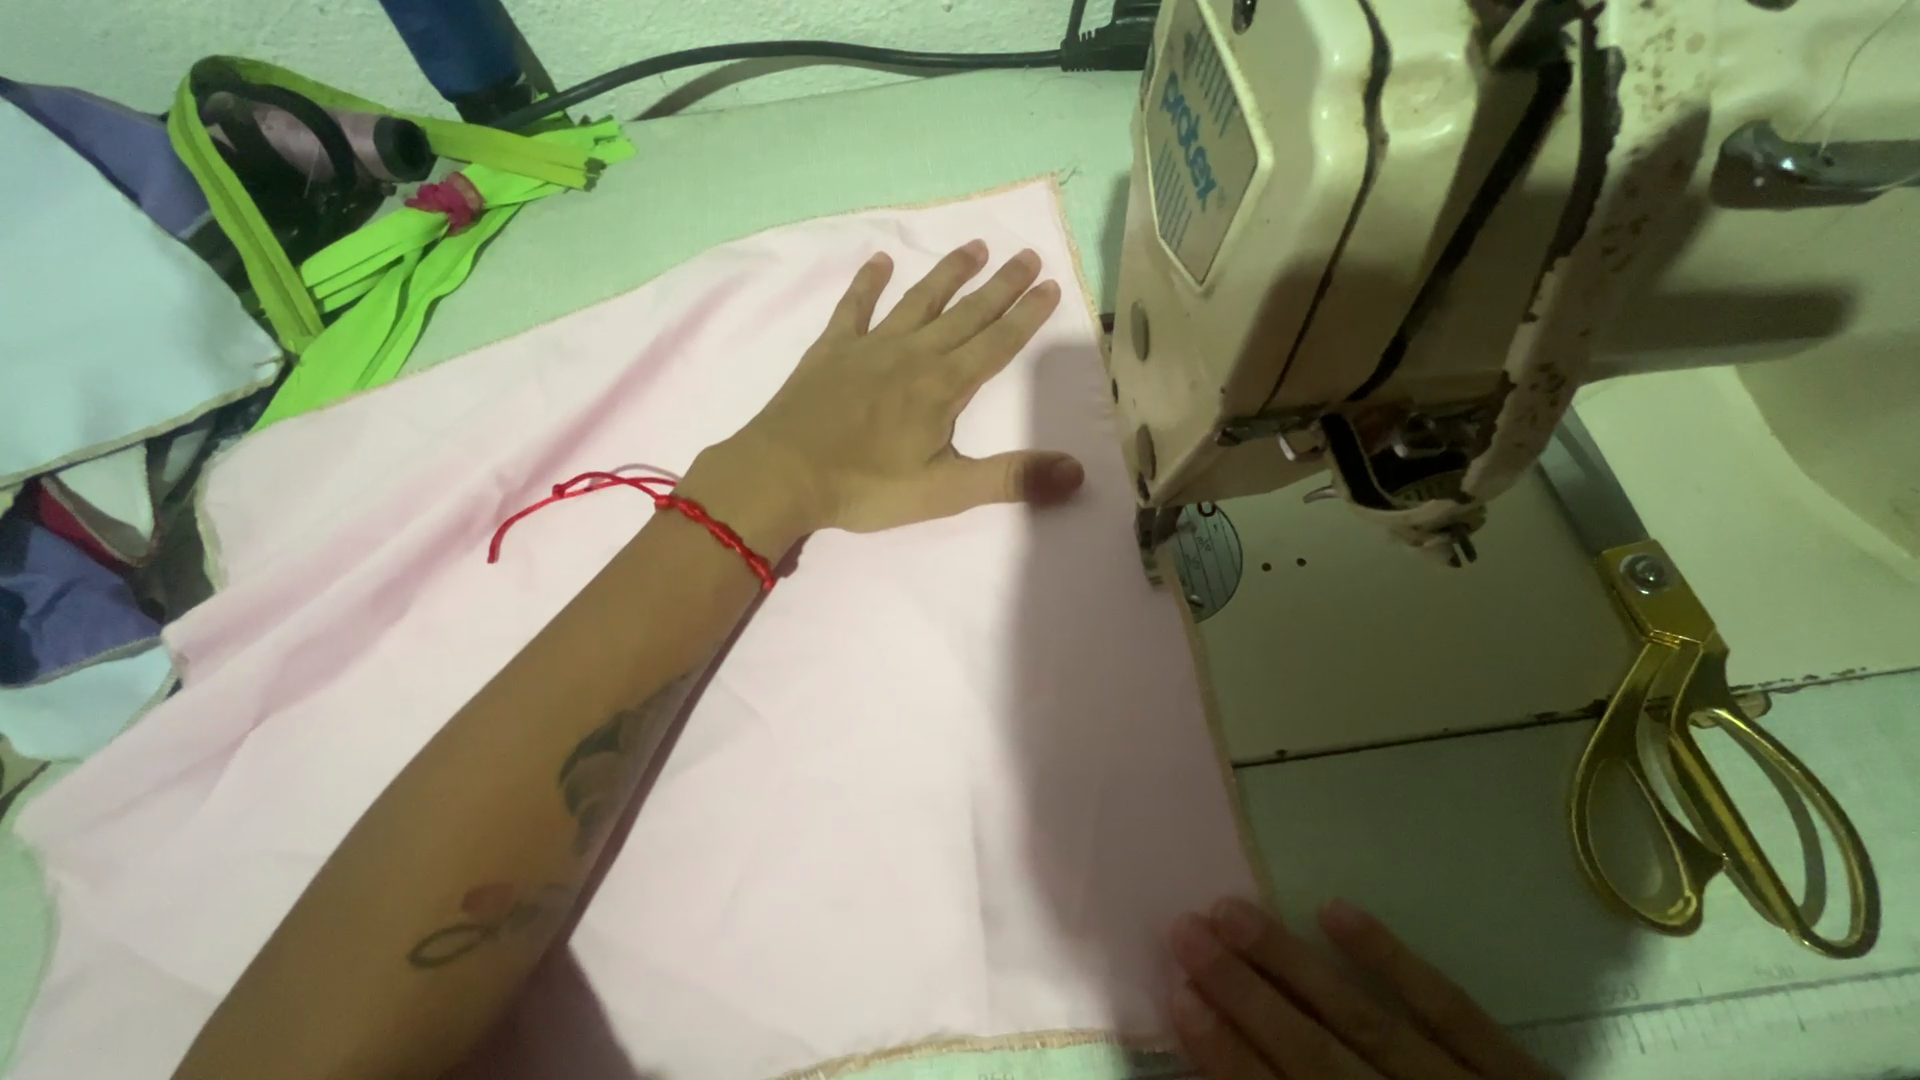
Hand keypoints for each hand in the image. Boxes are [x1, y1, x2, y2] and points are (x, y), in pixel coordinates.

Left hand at [693, 241, 1084, 540]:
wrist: (782, 473)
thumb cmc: (866, 486)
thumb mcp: (946, 492)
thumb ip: (1011, 479)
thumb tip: (1078, 472)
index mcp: (943, 386)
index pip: (996, 344)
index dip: (1026, 315)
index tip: (1050, 284)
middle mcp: (913, 354)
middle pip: (966, 313)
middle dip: (1001, 285)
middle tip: (1028, 255)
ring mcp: (870, 347)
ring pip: (919, 300)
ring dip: (949, 274)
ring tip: (976, 247)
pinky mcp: (832, 349)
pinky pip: (855, 307)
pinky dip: (868, 283)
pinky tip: (880, 261)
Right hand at [1169, 899, 1556, 1079]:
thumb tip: (1236, 1077)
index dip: (1226, 1055)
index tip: (1178, 996)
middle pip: (1314, 1057)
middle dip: (1243, 993)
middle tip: (1186, 931)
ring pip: (1367, 1023)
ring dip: (1294, 965)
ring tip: (1234, 911)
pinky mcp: (1523, 1078)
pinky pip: (1454, 1012)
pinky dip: (1393, 962)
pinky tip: (1334, 910)